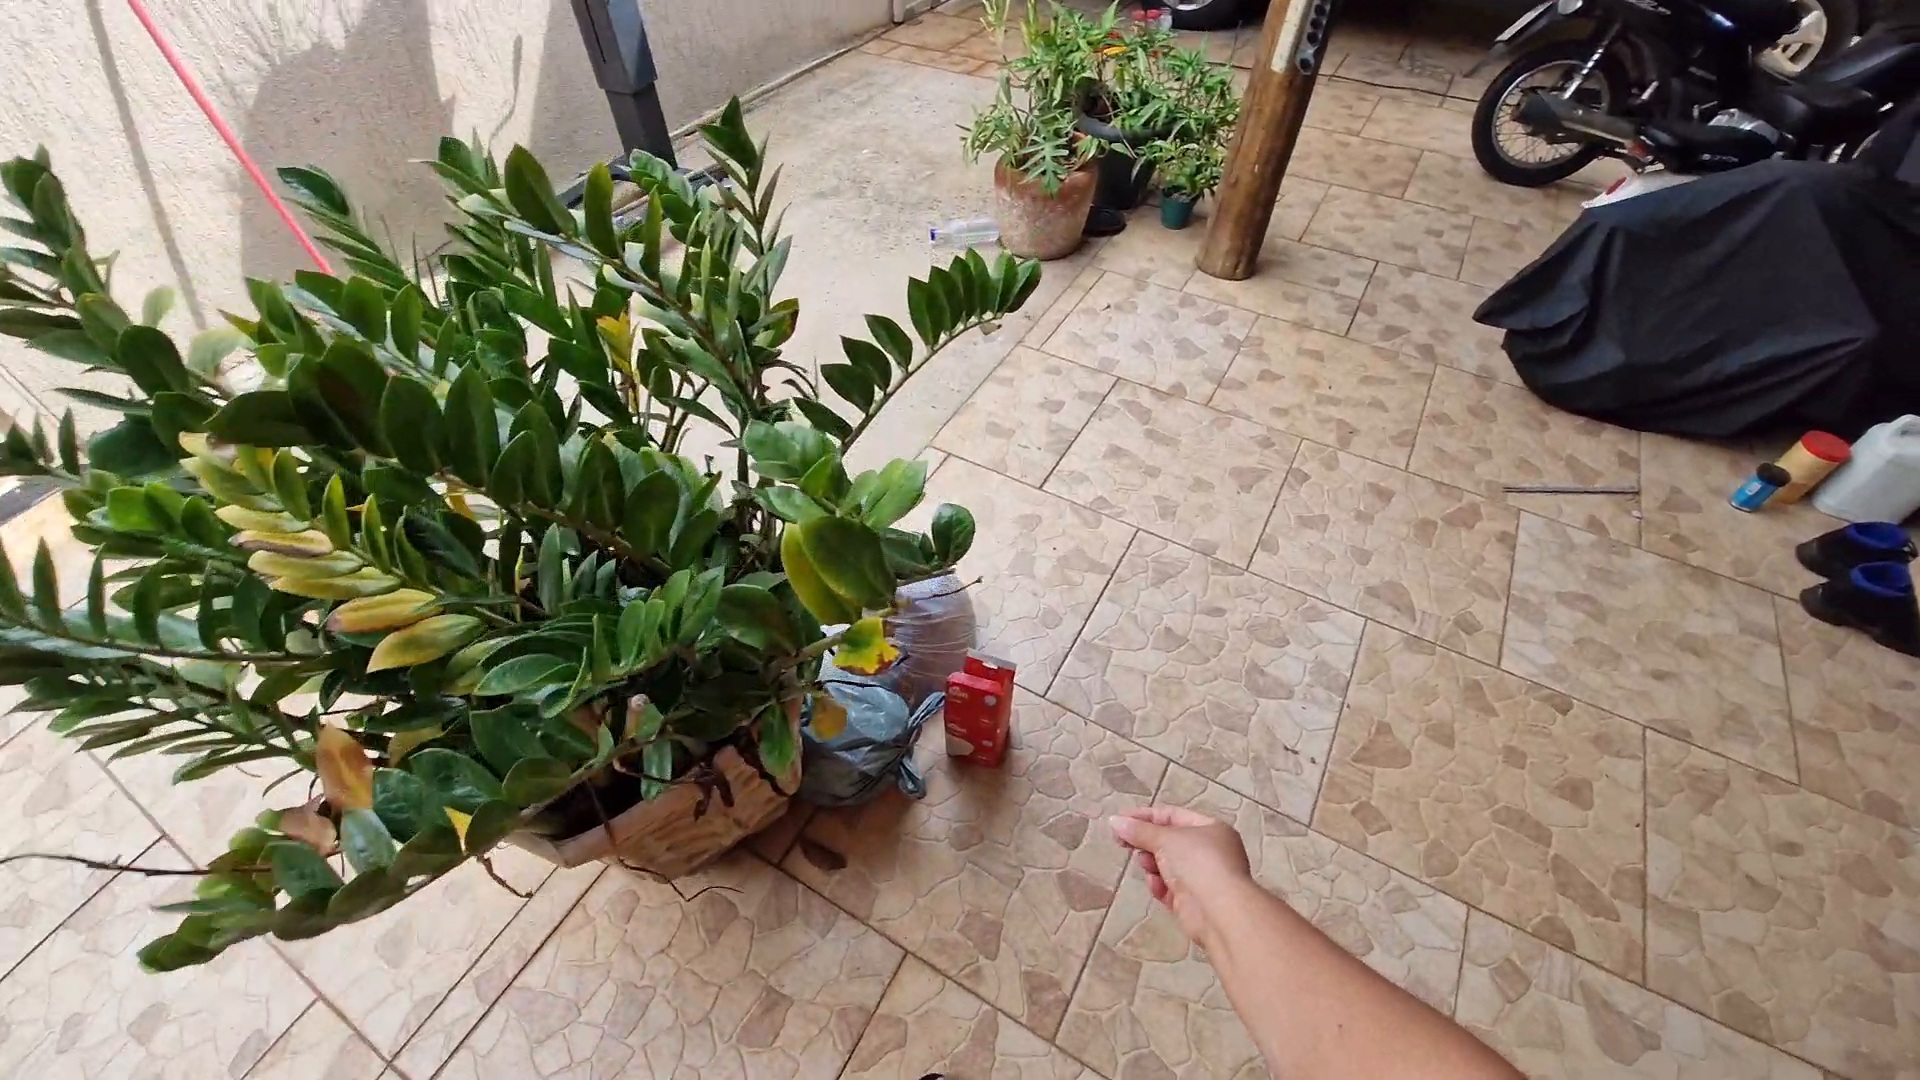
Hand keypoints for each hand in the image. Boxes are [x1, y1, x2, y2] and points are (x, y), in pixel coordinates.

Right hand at [1109, 805, 1254, 948]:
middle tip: (1122, 843)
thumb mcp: (1165, 839)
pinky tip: (1156, 886)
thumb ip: (1139, 830)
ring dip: (1152, 864)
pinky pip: (1169, 888)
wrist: (1219, 912)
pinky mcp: (1193, 902)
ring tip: (1145, 865)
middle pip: (1168, 841)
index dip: (1144, 816)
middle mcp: (1209, 852)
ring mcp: (1202, 878)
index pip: (1172, 816)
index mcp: (1210, 829)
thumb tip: (1114, 821)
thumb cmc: (1198, 863)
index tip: (1119, 820)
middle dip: (1146, 842)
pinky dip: (1159, 885)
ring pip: (1167, 865)